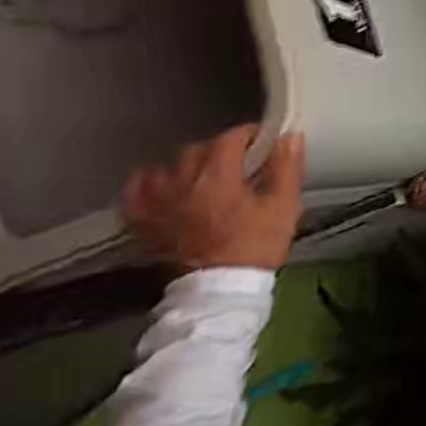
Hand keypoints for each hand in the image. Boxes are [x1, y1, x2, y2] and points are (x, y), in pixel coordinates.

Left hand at [121, 124, 304, 270]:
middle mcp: (181, 183)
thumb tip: (289, 136)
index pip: (230, 138)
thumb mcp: (284, 206)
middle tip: (241, 162)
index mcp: (218, 177)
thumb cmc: (256, 246)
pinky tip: (164, 185)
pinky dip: (148, 183)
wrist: (220, 290)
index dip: (249, 135)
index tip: (262, 142)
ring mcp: (157, 203)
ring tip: (207, 176)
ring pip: (167, 166)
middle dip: (221, 150)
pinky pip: (136, 191)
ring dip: (188, 165)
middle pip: (198, 149)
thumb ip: (287, 167)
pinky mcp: (143, 222)